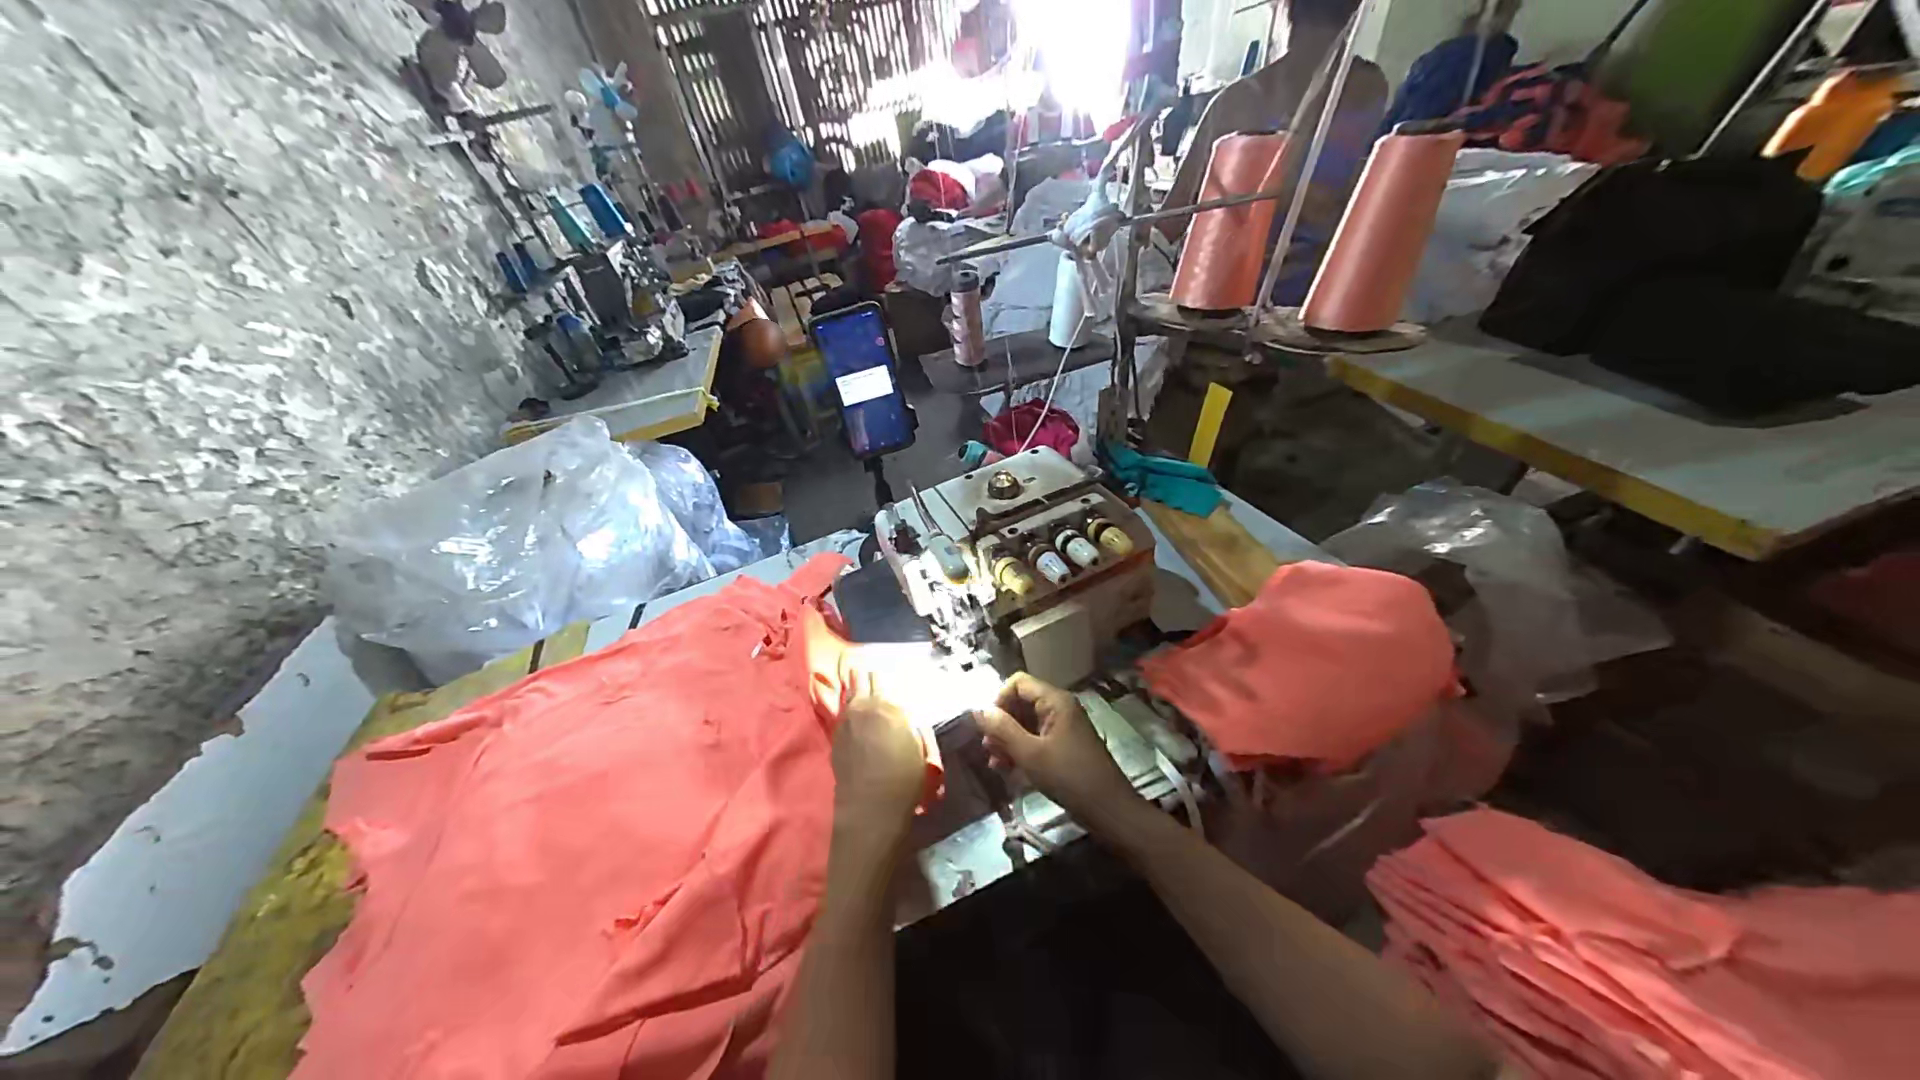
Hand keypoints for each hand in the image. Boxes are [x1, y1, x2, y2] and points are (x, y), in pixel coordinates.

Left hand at [830, 671, 927, 864]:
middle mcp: (866, 707)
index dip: (891, 675)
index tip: (893, 670)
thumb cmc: (905, 779)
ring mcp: (847, 720)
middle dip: (868, 674)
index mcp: (891, 707)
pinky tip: (842, 697)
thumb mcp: (920, 748)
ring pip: (848, 691)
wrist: (870, 807)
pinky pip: (839, 708)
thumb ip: (911, 724)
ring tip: (851, 671)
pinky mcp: (836, 734)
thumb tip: (904, 711)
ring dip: (852, 682)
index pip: (889, 680)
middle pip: (865, 680)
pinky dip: (841, 699)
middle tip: (869, 668)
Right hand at [973, 673, 1137, 832]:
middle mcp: (1059, 708)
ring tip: (995, 763)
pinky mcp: (1064, 746)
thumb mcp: (1030, 754)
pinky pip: (1036, 739)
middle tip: (988, 749)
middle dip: (1001, 724)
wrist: (1108, 809)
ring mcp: (1063, 727)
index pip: (1017, 683)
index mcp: (1055, 701)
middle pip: (1021, 703)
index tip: (988, 727)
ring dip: (1007, 740)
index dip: (999, 700)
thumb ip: (1002, 729)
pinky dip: (1020, 750)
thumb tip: (978, 710)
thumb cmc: (1069, 777)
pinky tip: (1007, 769)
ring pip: (1026, 723)